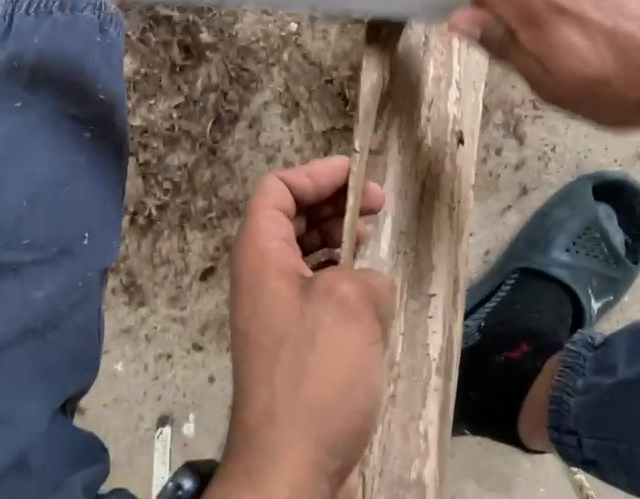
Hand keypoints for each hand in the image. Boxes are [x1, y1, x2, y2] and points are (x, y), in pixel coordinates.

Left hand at [214, 157, 392, 498]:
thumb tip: (368, 282)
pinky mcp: (292, 346)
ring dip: (339, 239)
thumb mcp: (352, 304)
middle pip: (290, 217)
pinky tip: (373, 291)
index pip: (277, 188)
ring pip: (305, 255)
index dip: (316, 173)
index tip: (358, 173)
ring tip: (376, 239)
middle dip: (333, 202)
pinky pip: (315, 291)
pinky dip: (342, 278)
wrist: (290, 466)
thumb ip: (366, 273)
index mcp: (260, 254)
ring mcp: (274, 313)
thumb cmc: (316, 374)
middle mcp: (260, 277)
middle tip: (379, 205)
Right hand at [451, 0, 639, 128]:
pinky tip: (628, 24)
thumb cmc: (618, 89)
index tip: (496, 16)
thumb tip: (459, 18)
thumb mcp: (550, 84)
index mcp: (532, 2)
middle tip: (563, 48)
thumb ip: (503, 44)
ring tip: (605, 39)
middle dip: (533, 8)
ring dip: (571, 2)